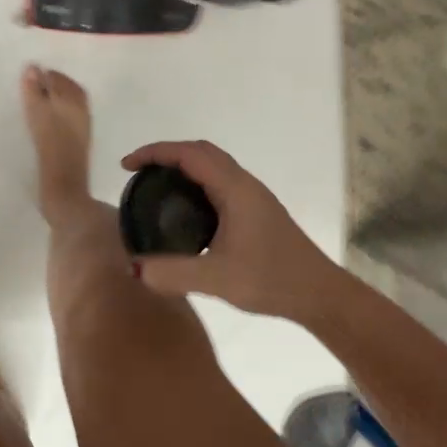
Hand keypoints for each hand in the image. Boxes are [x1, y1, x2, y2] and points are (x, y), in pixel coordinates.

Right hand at [120, 141, 344, 323]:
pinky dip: (195, 182)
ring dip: (182, 166)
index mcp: (235, 190)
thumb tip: (132, 268)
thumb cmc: (271, 280)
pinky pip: (219, 182)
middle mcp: (245, 185)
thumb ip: (172, 273)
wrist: (319, 294)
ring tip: (155, 187)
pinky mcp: (256, 212)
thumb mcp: (216, 279)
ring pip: (213, 166)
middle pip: (202, 152)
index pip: (190, 154)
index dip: (155, 152)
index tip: (127, 166)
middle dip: (166, 154)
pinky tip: (184, 210)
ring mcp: (254, 197)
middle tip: (137, 174)